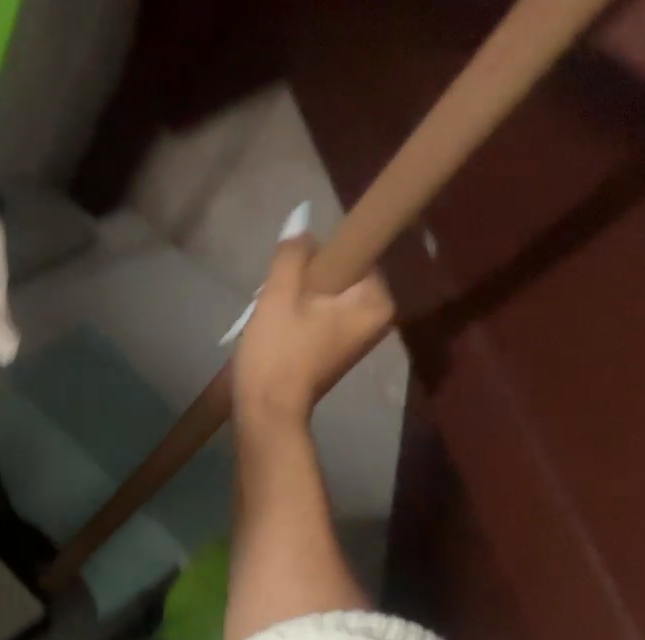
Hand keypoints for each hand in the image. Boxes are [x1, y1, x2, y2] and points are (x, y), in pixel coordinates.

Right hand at [231, 236, 394, 425]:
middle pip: (339, 279)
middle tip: (272, 300)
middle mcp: (378, 318)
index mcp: (375, 300)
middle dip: (305, 284)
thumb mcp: (277, 299)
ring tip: (269, 319)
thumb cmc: (276, 355)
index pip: (354, 257)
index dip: (318, 260)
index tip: (289, 276)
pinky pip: (321, 321)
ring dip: (298, 303)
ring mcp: (358, 339)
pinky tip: (275, 334)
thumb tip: (301, 220)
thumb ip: (290, 257)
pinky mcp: (337, 354)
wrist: (266, 413)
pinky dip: (299, 322)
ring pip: (327, 301)